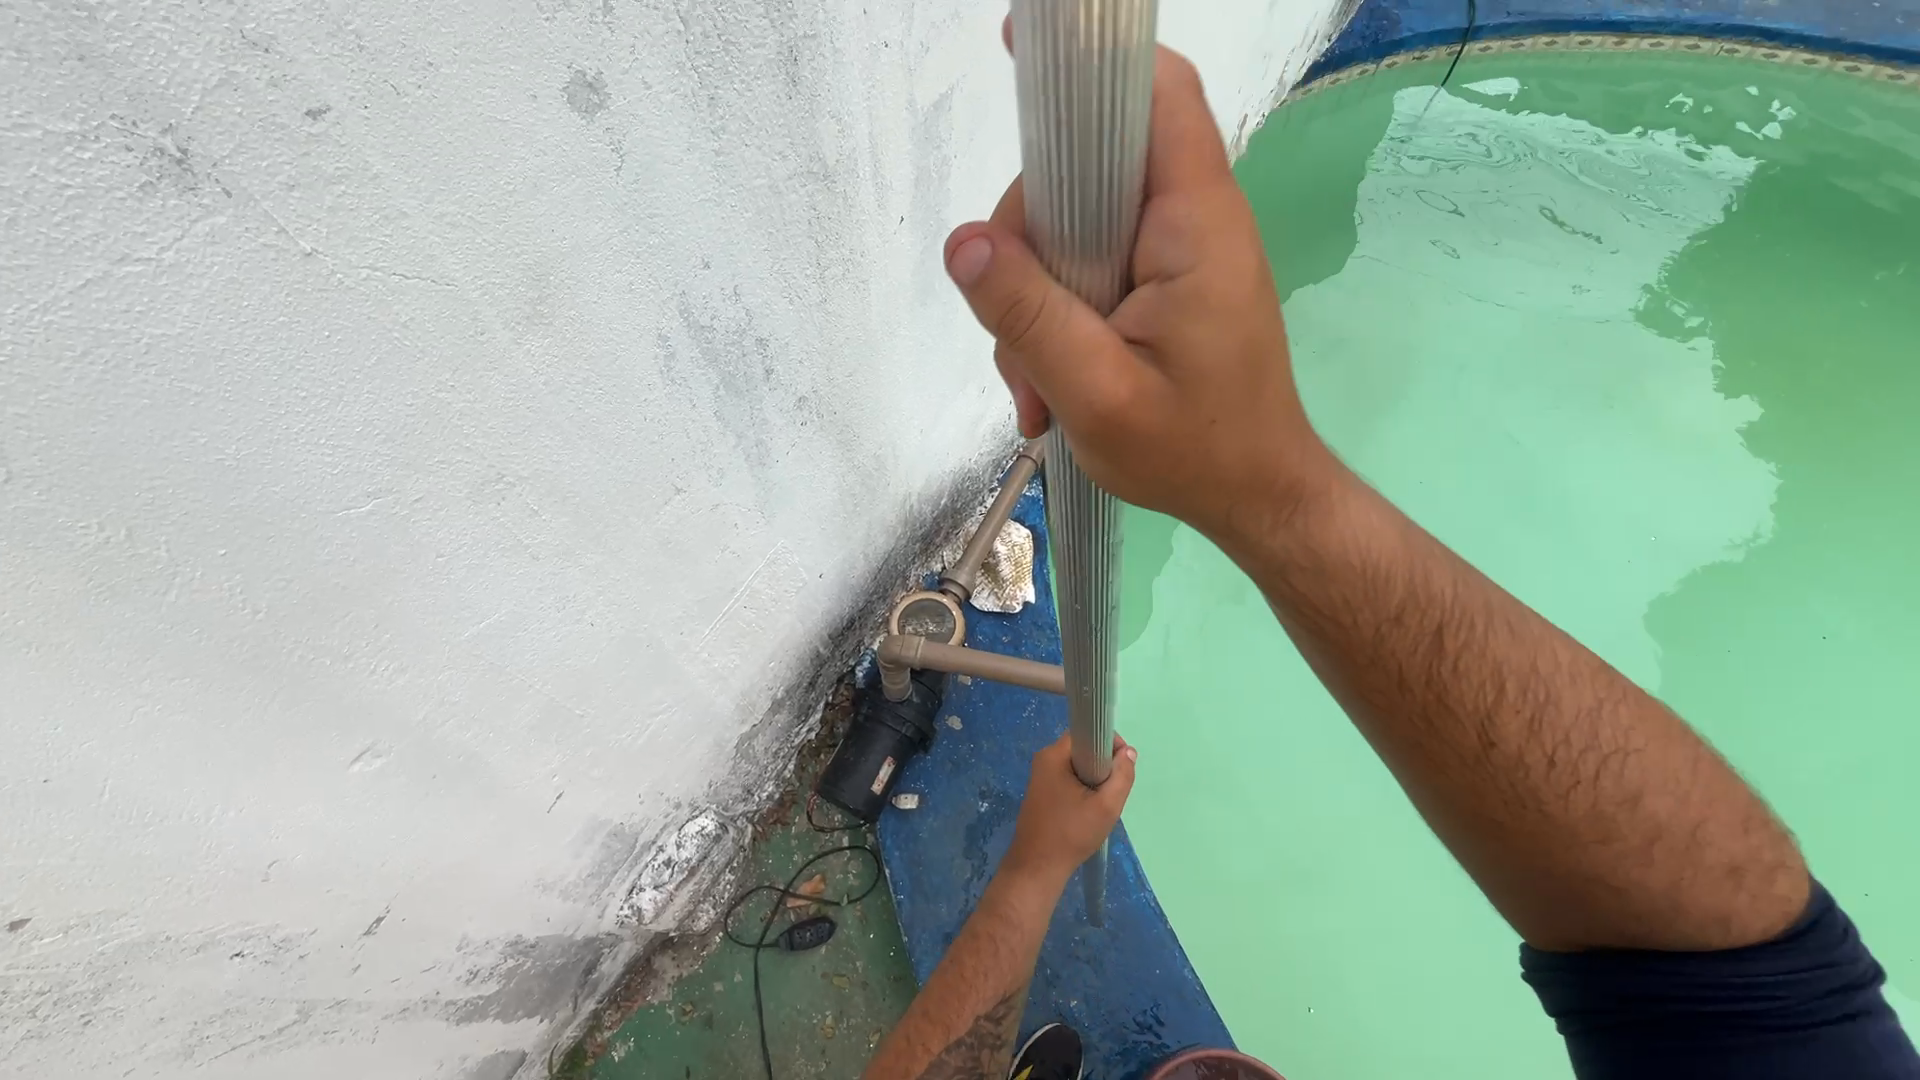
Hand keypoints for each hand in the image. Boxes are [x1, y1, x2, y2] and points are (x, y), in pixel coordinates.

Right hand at [942, 42, 1336, 543]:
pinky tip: (1048, 389)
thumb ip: (1028, 318)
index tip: (1020, 58)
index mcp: (1193, 225)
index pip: (1156, 96)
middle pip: (1084, 176)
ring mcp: (1172, 258)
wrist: (1253, 498)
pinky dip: (1055, 325)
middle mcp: (1187, 223)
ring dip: (1033, 306)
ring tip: (1036, 390)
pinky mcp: (1159, 290)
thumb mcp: (1095, 394)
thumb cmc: (1194, 453)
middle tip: (1010, 334)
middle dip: (1027, 249)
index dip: (1089, 67)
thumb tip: (962, 243)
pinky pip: (1086, 277)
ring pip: (1073, 236)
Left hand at [1003, 734, 1136, 885]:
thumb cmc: (1071, 834)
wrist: (1037, 867)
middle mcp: (1044, 759)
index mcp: (1054, 755)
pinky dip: (1082, 789)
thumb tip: (1128, 752)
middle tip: (1113, 790)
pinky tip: (1087, 812)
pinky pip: (1068, 779)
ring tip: (1101, 804)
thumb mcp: (1106, 806)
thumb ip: (1122, 776)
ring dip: (1093, 780)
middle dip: (1103, 765)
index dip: (1109, 744)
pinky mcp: (1041, 792)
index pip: (1087, 733)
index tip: (1122, 765)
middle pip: (1082, 749)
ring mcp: (1040, 776)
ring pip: (1077, 766)